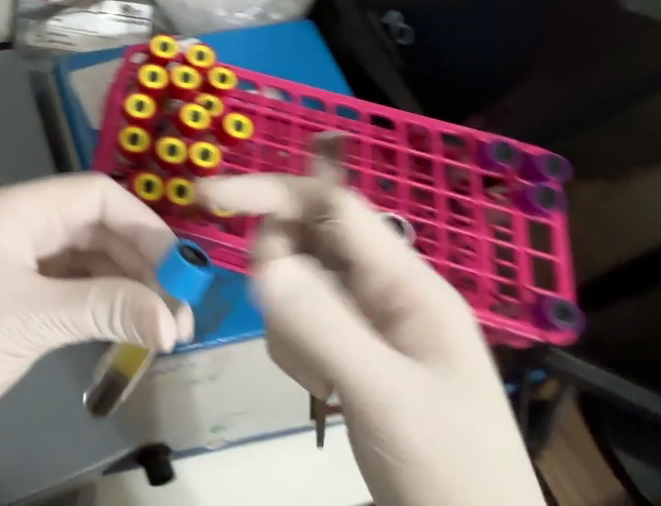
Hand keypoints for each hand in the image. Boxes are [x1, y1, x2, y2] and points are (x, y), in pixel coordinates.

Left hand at [0, 173, 191, 505]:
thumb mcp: (33, 320)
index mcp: (14, 210)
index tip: (181, 268)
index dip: (142, 224)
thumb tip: (176, 319)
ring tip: (164, 324)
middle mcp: (16, 224)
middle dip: (139, 260)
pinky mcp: (15, 293)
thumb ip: (106, 309)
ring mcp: (14, 259)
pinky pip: (71, 284)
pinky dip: (101, 300)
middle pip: (93, 224)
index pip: (93, 195)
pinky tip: (130, 323)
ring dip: (124, 283)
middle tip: (180, 308)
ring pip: (85, 256)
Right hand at [201, 175, 543, 505]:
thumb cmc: (450, 468)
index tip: (210, 194)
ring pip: (296, 285)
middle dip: (279, 270)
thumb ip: (323, 326)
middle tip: (280, 319)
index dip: (274, 191)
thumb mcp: (386, 397)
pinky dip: (293, 349)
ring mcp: (369, 327)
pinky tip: (321, 390)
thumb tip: (261, 262)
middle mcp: (386, 294)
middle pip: (308, 241)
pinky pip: (299, 325)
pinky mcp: (351, 358)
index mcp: (408, 285)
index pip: (333, 207)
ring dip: (287, 322)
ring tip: (320, 378)